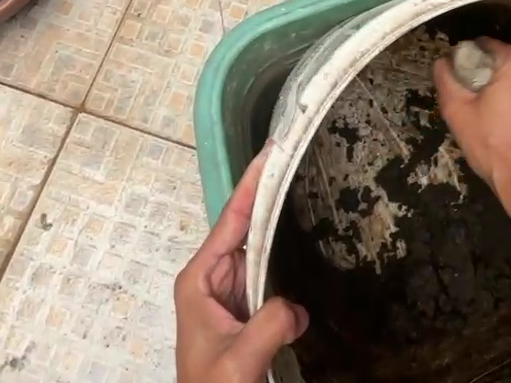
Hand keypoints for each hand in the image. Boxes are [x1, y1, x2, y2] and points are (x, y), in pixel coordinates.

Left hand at [175, 147, 309, 382]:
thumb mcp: (237, 360)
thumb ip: (268, 324)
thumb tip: (298, 306)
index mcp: (200, 279)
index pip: (231, 220)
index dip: (252, 184)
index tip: (271, 151)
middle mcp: (213, 278)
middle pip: (247, 227)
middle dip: (271, 196)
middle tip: (297, 160)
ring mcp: (232, 294)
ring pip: (262, 250)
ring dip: (283, 227)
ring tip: (307, 189)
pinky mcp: (249, 311)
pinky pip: (272, 275)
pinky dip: (290, 259)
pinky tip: (310, 242)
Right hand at [433, 37, 510, 219]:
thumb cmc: (493, 146)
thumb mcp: (457, 111)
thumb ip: (446, 78)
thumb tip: (443, 62)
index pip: (485, 46)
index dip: (468, 61)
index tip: (460, 82)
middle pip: (504, 60)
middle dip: (487, 75)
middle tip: (473, 101)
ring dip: (505, 87)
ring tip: (490, 114)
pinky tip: (509, 122)